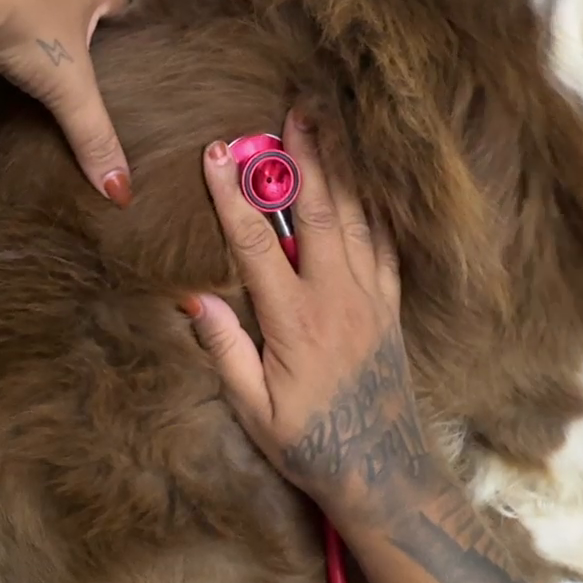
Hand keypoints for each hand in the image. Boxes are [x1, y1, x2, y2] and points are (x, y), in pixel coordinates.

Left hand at [0, 0, 131, 204]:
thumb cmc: (25, 21)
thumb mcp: (67, 87)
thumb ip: (92, 136)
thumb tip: (122, 194)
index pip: (120, 6)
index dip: (122, 35)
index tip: (119, 65)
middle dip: (71, 32)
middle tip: (67, 72)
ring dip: (24, 24)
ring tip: (20, 67)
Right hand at [184, 113, 436, 519]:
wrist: (382, 470)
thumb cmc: (310, 443)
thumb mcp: (254, 410)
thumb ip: (225, 350)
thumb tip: (193, 298)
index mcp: (294, 320)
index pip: (255, 243)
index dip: (231, 195)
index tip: (214, 155)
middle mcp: (336, 297)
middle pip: (316, 211)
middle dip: (302, 157)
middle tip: (293, 112)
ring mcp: (370, 297)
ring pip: (355, 217)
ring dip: (340, 169)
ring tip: (329, 129)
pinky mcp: (390, 305)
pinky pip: (385, 243)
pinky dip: (375, 206)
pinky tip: (367, 182)